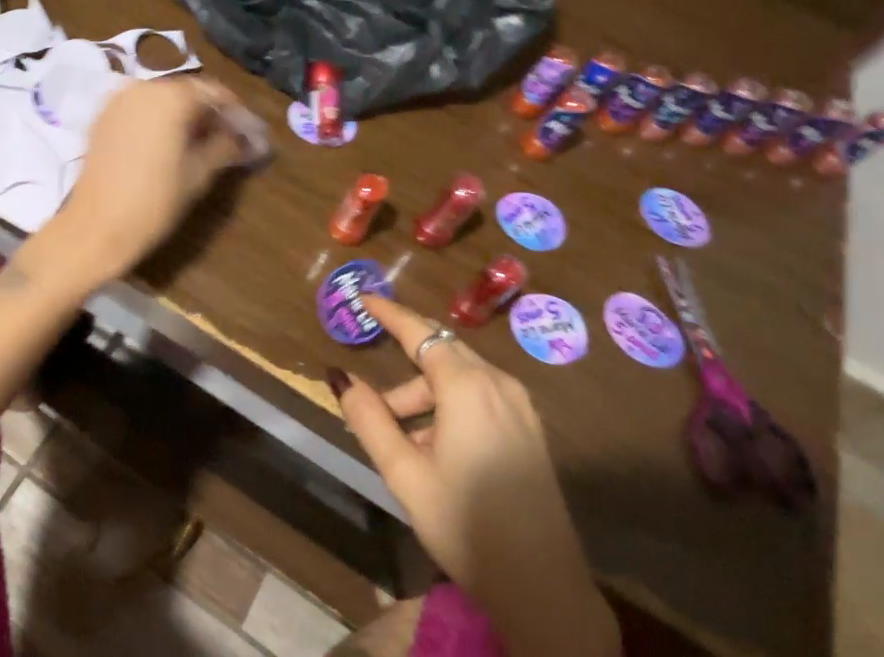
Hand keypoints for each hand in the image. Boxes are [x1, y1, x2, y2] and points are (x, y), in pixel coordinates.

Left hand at [41, 77, 251, 286]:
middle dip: (210, 114)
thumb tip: (248, 139)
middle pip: (188, 92)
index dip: (237, 113)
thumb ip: (226, 147)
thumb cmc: (155, 201)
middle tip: (231, 140)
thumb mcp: (199, 173)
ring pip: (163, 100)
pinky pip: (140, 110)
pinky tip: (171, 144)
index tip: (252, 135)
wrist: (96, 227)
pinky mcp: (103, 117)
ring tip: (203, 145)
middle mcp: (143, 87)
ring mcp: (118, 100)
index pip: (216, 93)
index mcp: (171, 96)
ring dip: (185, 116)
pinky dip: (160, 121)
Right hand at [328, 297, 601, 624]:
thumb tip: (341, 378)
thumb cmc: (464, 523)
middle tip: (371, 405)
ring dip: (424, 397)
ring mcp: (520, 407)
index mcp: (467, 388)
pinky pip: (480, 399)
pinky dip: (448, 409)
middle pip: (441, 355)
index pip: (420, 333)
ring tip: (398, 442)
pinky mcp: (529, 430)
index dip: (390, 313)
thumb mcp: (405, 473)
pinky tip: (433, 451)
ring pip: (459, 379)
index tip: (363, 298)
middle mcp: (498, 385)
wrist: (542, 584)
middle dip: (403, 371)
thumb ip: (370, 420)